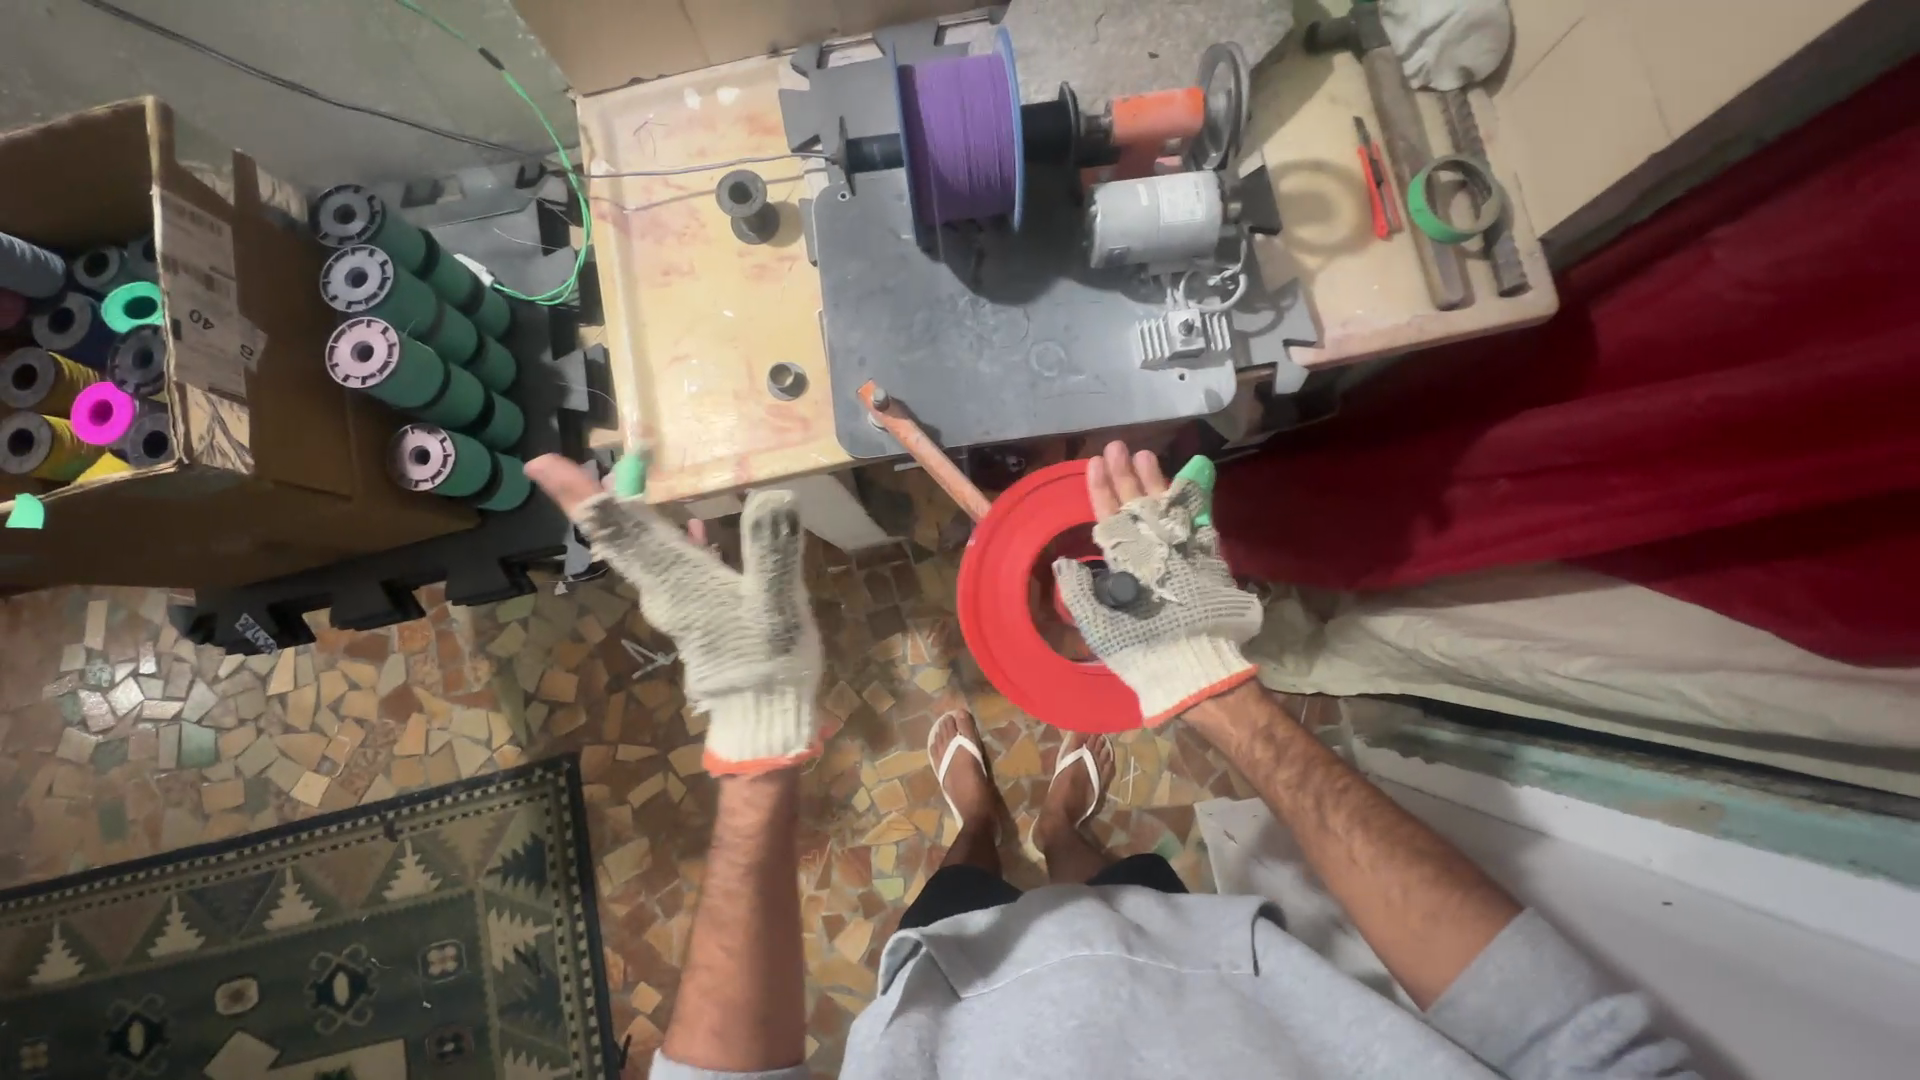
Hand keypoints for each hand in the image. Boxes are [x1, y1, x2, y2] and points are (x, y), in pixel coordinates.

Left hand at [525, 454, 824, 774]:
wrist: (762, 710)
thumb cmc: (767, 658)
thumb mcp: (777, 605)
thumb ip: (771, 551)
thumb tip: (771, 494)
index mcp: (676, 580)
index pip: (620, 529)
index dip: (580, 494)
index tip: (540, 463)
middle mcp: (662, 588)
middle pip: (618, 535)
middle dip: (590, 497)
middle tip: (564, 461)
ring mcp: (674, 601)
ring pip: (641, 548)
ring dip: (630, 514)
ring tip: (631, 479)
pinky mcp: (693, 610)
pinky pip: (668, 563)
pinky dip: (670, 536)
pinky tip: (699, 527)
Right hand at [1053, 441, 1262, 724]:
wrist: (1195, 665)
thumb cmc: (1142, 649)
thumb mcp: (1099, 625)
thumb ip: (1081, 592)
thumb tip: (1066, 566)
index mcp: (1125, 562)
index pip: (1109, 517)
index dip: (1100, 490)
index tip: (1094, 463)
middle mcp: (1154, 549)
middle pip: (1136, 504)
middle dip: (1123, 475)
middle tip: (1116, 447)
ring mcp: (1184, 551)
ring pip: (1166, 507)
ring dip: (1153, 480)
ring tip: (1144, 456)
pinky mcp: (1207, 560)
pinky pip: (1197, 523)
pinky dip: (1189, 503)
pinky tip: (1184, 486)